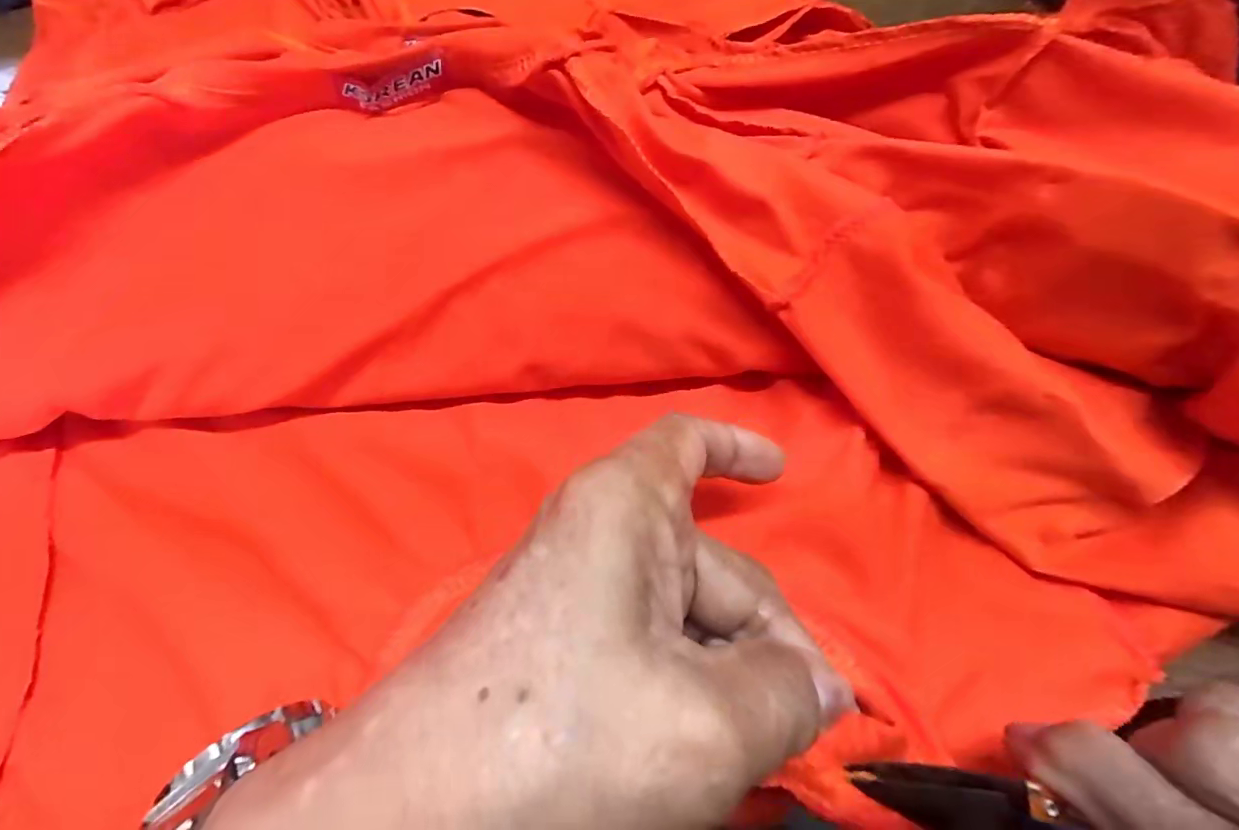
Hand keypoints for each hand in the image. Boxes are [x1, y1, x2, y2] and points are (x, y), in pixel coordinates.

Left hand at [205, 415, 853, 829]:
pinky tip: (708, 758)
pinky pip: (647, 653)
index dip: (736, 449)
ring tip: (754, 757)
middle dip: (768, 641)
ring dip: (730, 682)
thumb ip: (784, 696)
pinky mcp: (558, 647)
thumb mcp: (706, 722)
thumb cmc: (564, 735)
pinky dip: (688, 694)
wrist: (415, 812)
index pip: (686, 446)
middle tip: (809, 728)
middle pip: (711, 567)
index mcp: (625, 507)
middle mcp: (597, 534)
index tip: (782, 472)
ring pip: (683, 623)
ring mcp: (574, 593)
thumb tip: (823, 688)